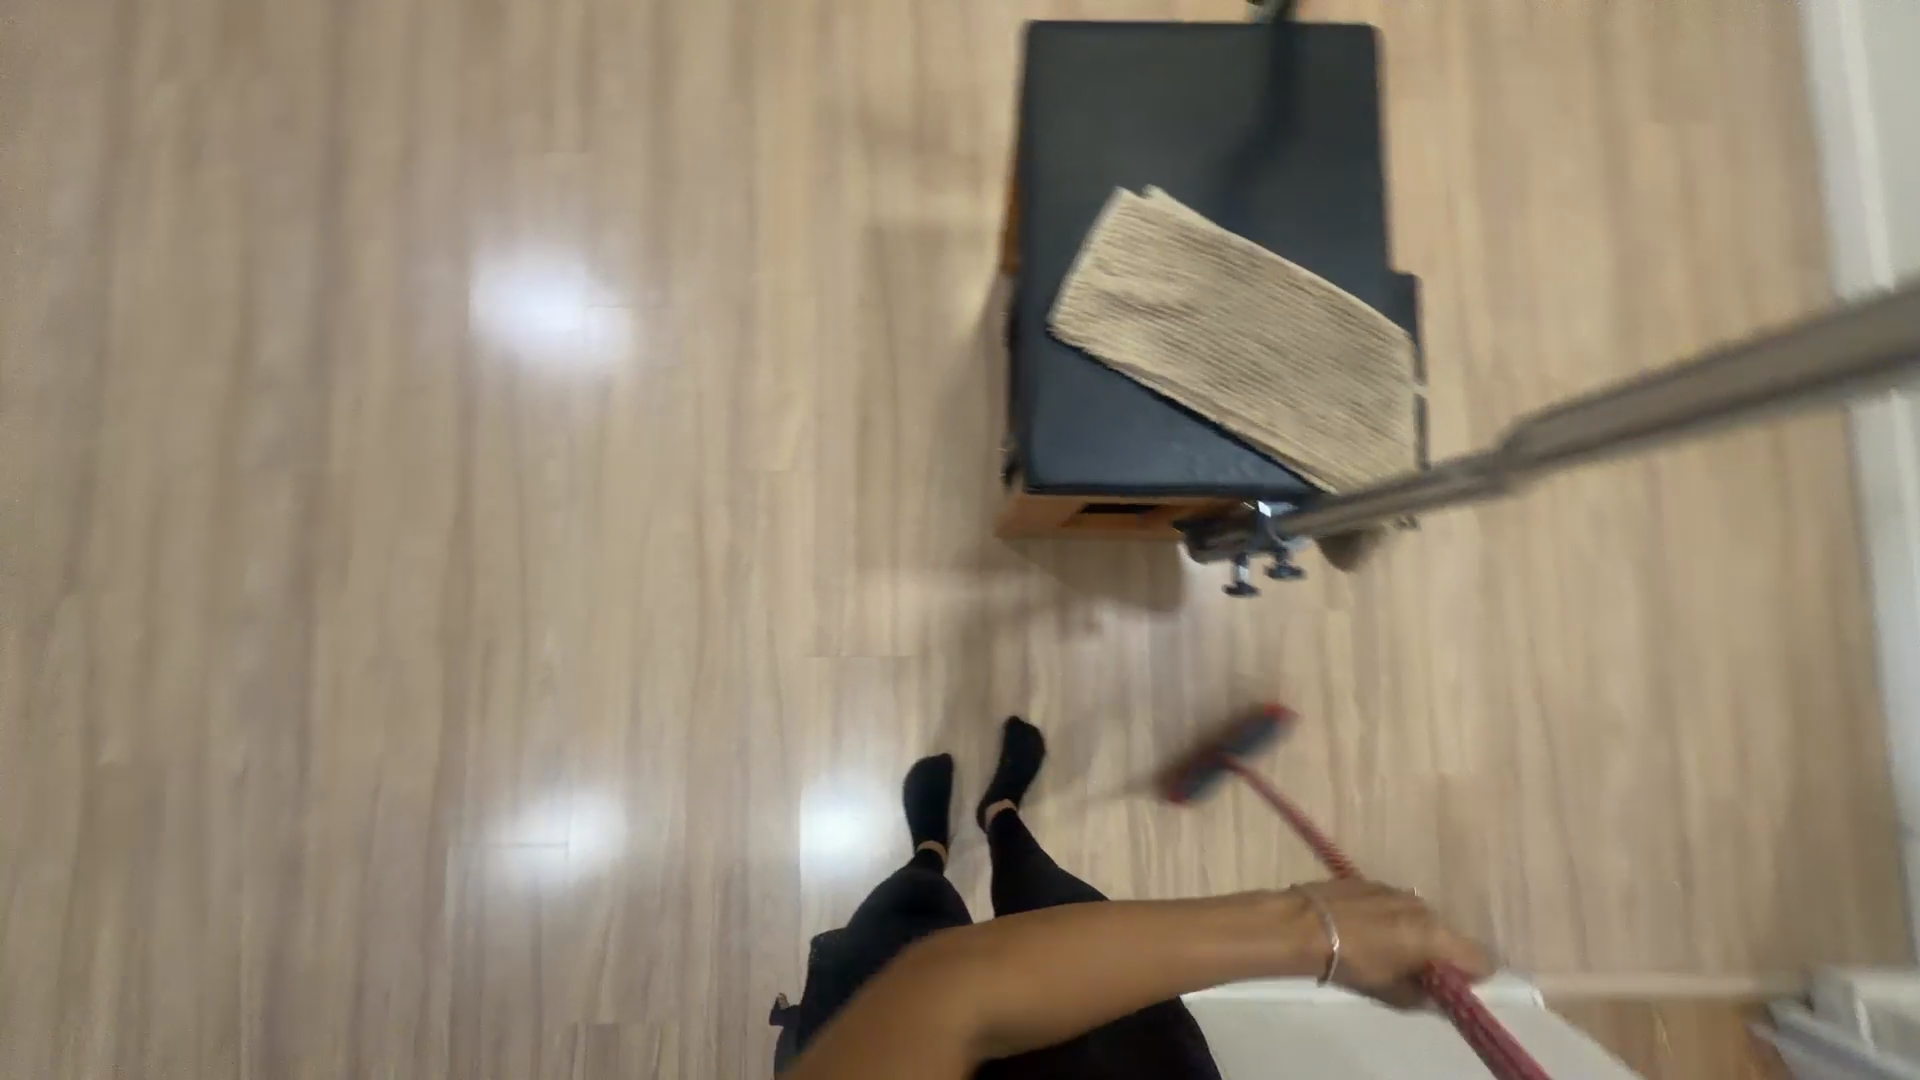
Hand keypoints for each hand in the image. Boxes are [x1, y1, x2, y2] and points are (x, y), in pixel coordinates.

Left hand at [1285, 878, 1494, 1007]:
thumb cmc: (1351, 962)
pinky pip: (1392, 903)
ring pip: (1419, 916)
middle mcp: (1419, 905)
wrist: (1301, 924)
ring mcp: (1392, 888)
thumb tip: (1438, 994)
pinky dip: (1388, 917)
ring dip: (1412, 933)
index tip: (1449, 987)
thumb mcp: (1395, 994)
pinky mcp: (1366, 880)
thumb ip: (1427, 996)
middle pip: (1447, 934)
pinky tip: (1364, 928)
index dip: (1470, 976)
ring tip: (1384, 949)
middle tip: (1413, 971)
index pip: (1479, 958)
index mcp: (1433, 934)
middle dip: (1438, 954)